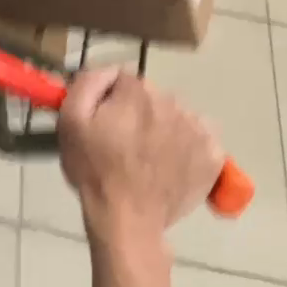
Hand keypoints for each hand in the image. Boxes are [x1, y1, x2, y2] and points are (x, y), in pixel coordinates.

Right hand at [59, 66, 223, 247]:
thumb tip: (107, 69)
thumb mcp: (70, 119)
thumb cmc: (93, 167)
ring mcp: (199, 131)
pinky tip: (171, 160)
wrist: (127, 217)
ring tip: (145, 153)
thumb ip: (87, 82)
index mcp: (139, 93)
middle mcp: (174, 104)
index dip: (108, 96)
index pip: (122, 78)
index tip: (100, 118)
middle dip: (135, 110)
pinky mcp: (215, 156)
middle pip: (150, 95)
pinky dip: (186, 143)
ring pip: (174, 114)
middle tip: (119, 139)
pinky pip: (200, 136)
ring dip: (160, 125)